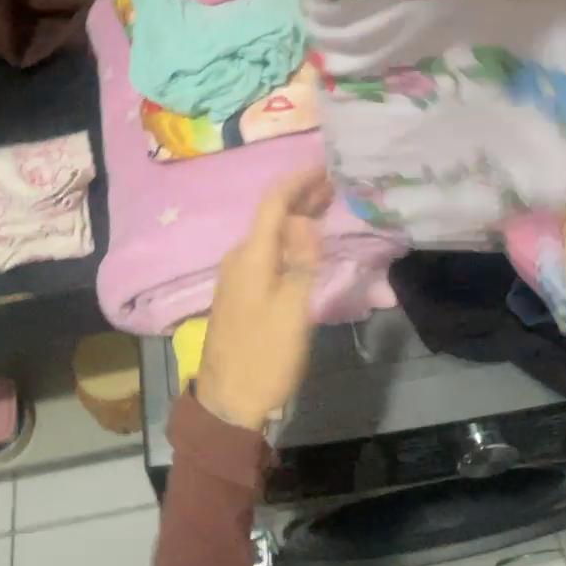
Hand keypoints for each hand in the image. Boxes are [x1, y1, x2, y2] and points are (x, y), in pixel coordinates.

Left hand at [195, 169, 333, 430]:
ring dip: (296, 216)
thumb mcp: (293, 311)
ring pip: (269, 232)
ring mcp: (237, 275)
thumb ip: (302, 262)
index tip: (325, 166)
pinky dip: (289, 237)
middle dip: (301, 195)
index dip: (298, 181)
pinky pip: (267, 250)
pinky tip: (307, 242)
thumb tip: (307, 220)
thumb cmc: (265, 355)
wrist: (229, 400)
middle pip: (271, 215)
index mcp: (251, 256)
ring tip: (327, 205)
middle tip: (335, 183)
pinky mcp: (240, 292)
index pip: (273, 203)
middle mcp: (239, 257)